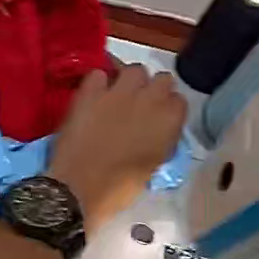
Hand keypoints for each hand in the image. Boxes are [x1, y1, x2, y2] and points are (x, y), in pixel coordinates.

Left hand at [47, 65, 187, 229]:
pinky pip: (98, 74)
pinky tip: (93, 97)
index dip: (168, 110)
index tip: (158, 120)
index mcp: (169, 122)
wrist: (78, 188)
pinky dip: (98, 83)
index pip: (179, 102)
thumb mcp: (152, 167)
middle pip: (162, 79)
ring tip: (119, 97)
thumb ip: (160, 142)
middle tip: (140, 107)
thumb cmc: (118, 188)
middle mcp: (150, 99)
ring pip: (134, 70)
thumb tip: (157, 132)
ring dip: (130, 81)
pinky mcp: (90, 92)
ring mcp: (119, 92)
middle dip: (153, 90)